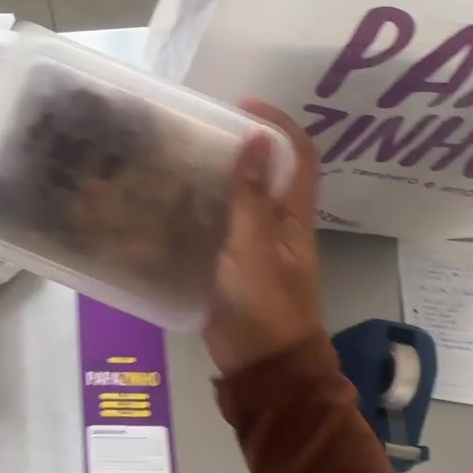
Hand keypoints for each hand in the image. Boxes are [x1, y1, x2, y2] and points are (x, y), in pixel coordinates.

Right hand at [203, 100, 324, 375]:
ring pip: (243, 200)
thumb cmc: (263, 305)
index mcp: (294, 217)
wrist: (260, 364)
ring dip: (220, 178)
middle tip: (201, 135)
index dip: (279, 126)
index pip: (299, 156)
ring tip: (181, 163)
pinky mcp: (233, 267)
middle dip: (244, 147)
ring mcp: (256, 248)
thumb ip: (251, 196)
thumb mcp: (253, 247)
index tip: (243, 108)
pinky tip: (172, 207)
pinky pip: (221, 228)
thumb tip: (257, 138)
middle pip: (270, 174)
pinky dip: (203, 211)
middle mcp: (278, 226)